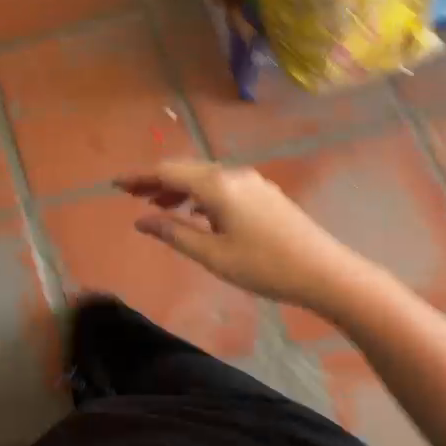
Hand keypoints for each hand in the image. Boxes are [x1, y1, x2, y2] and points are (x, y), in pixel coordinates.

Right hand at [114, 159, 368, 311]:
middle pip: (185, 170)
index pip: (167, 172)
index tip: (115, 185)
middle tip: (132, 195)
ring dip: (178, 188)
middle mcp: (233, 175)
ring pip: (204, 177)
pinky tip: (197, 213)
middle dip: (156, 180)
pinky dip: (199, 194)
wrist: (330, 275)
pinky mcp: (265, 195)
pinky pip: (221, 185)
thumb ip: (174, 233)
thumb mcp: (213, 255)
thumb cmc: (266, 267)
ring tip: (159, 207)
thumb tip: (141, 219)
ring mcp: (252, 183)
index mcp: (217, 186)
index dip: (138, 177)